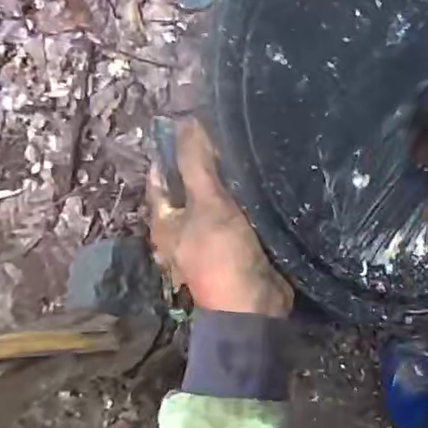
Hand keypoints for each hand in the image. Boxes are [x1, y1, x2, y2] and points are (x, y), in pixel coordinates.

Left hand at [147, 120, 292, 316]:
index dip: (174, 150)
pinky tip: (263, 185)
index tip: (197, 124)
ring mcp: (213, 238)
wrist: (253, 304)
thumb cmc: (221, 255)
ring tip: (250, 154)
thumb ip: (197, 165)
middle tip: (231, 136)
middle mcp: (184, 228)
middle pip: (193, 187)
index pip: (163, 176)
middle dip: (208, 164)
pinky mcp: (239, 245)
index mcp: (164, 220)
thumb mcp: (207, 205)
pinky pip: (242, 215)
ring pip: (220, 200)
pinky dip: (249, 201)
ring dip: (232, 182)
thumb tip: (188, 123)